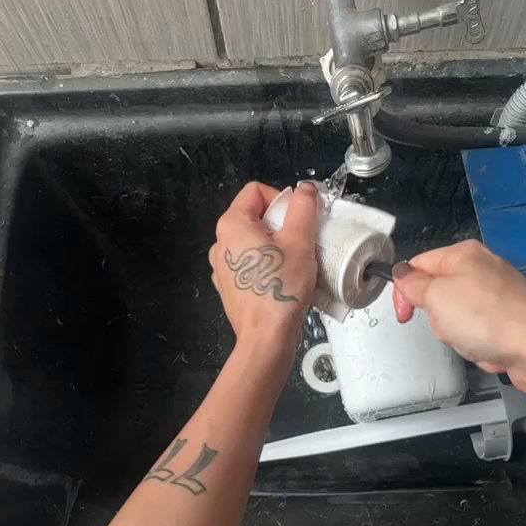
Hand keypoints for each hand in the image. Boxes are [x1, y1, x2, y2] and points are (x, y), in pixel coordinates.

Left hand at [209, 181, 318, 348]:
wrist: (266, 336)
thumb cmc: (281, 286)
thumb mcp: (300, 240)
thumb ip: (303, 207)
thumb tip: (305, 189)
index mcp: (232, 224)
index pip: (257, 191)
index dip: (282, 200)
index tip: (299, 222)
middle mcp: (220, 242)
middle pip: (255, 216)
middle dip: (282, 225)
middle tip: (302, 244)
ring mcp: (222, 267)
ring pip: (254, 242)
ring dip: (277, 247)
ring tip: (295, 265)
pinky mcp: (229, 287)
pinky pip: (251, 265)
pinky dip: (267, 267)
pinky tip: (282, 282)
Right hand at [391, 239, 525, 393]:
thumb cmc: (487, 318)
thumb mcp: (436, 296)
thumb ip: (413, 284)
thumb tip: (402, 274)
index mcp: (463, 253)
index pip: (418, 266)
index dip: (406, 291)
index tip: (406, 315)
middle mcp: (483, 268)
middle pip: (438, 294)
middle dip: (439, 319)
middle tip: (451, 326)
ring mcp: (498, 294)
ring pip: (456, 318)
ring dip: (459, 336)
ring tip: (475, 341)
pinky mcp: (509, 318)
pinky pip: (478, 332)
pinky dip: (478, 345)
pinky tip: (489, 349)